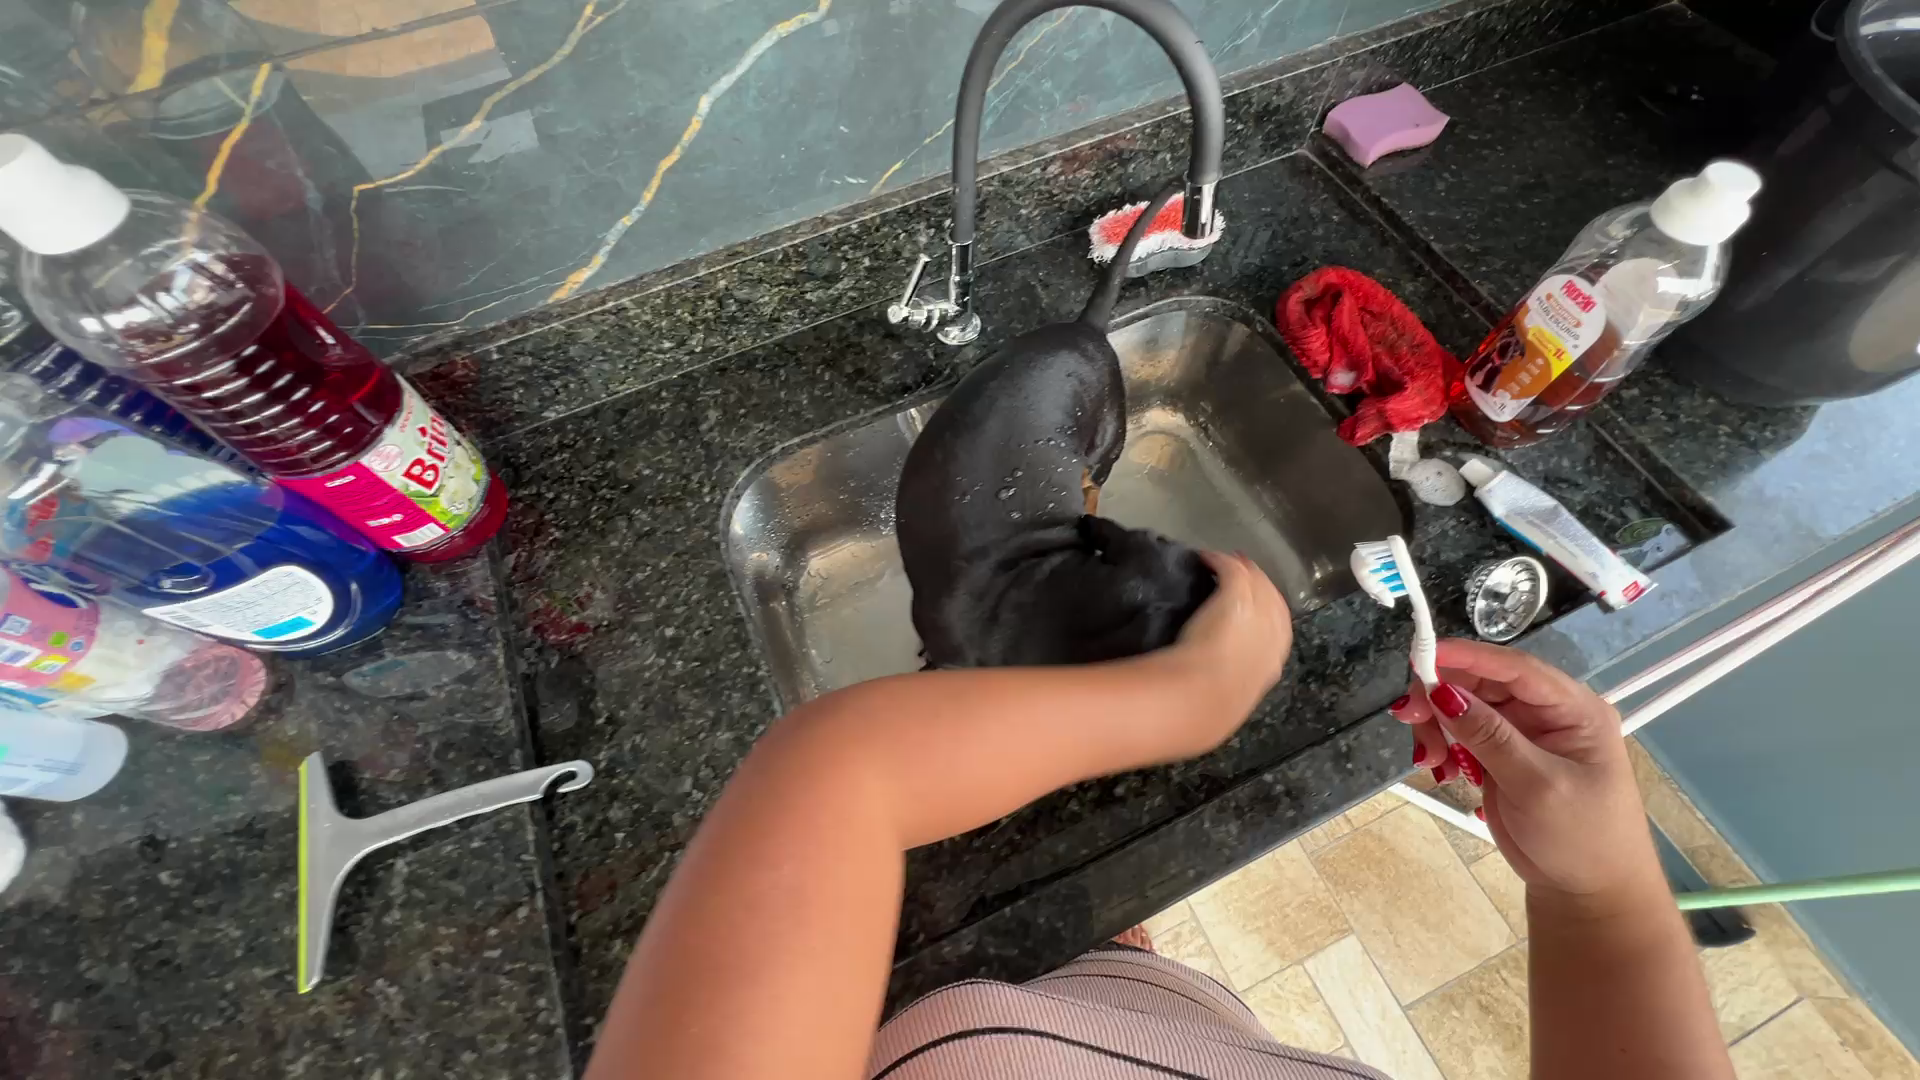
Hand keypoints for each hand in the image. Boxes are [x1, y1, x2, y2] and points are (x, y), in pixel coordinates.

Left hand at [1149, 550, 1292, 756]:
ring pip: (1256, 581)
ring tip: (1225, 562)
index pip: (1277, 625)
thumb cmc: (1214, 702)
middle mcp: (1275, 630)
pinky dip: (1218, 560)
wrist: (1207, 692)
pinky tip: (1205, 556)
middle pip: (1272, 597)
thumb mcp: (1234, 695)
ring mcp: (1258, 609)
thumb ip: (1234, 683)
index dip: (1265, 609)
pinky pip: (1232, 568)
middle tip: (1240, 573)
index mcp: (1275, 658)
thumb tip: (1222, 688)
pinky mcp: (1237, 593)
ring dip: (1241, 571)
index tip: (1251, 602)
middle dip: (1258, 584)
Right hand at [1392, 639, 1661, 903]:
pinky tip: (1442, 771)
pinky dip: (1439, 745)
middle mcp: (1543, 712)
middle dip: (1438, 698)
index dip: (1466, 656)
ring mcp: (1518, 732)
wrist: (1587, 892)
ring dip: (1434, 727)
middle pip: (1476, 682)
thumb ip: (1488, 735)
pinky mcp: (1496, 752)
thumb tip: (1441, 693)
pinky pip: (1454, 731)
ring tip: (1431, 761)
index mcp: (1572, 710)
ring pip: (1458, 705)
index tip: (1420, 655)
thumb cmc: (1581, 838)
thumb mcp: (1536, 784)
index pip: (1514, 667)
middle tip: (1409, 720)